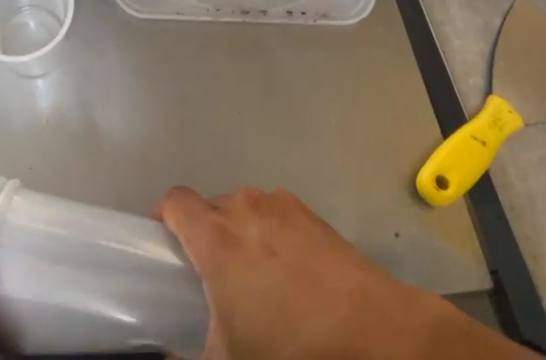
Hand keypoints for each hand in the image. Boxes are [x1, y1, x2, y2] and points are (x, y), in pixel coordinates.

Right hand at [156, 187, 537, 359]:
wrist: (380, 335)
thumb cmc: (293, 346)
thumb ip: (191, 357)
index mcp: (216, 237)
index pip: (174, 201)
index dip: (164, 220)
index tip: (168, 251)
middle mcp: (245, 208)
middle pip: (211, 206)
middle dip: (207, 234)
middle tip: (215, 280)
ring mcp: (283, 207)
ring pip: (247, 209)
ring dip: (243, 233)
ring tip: (259, 279)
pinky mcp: (316, 217)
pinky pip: (279, 216)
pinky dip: (276, 236)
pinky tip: (294, 276)